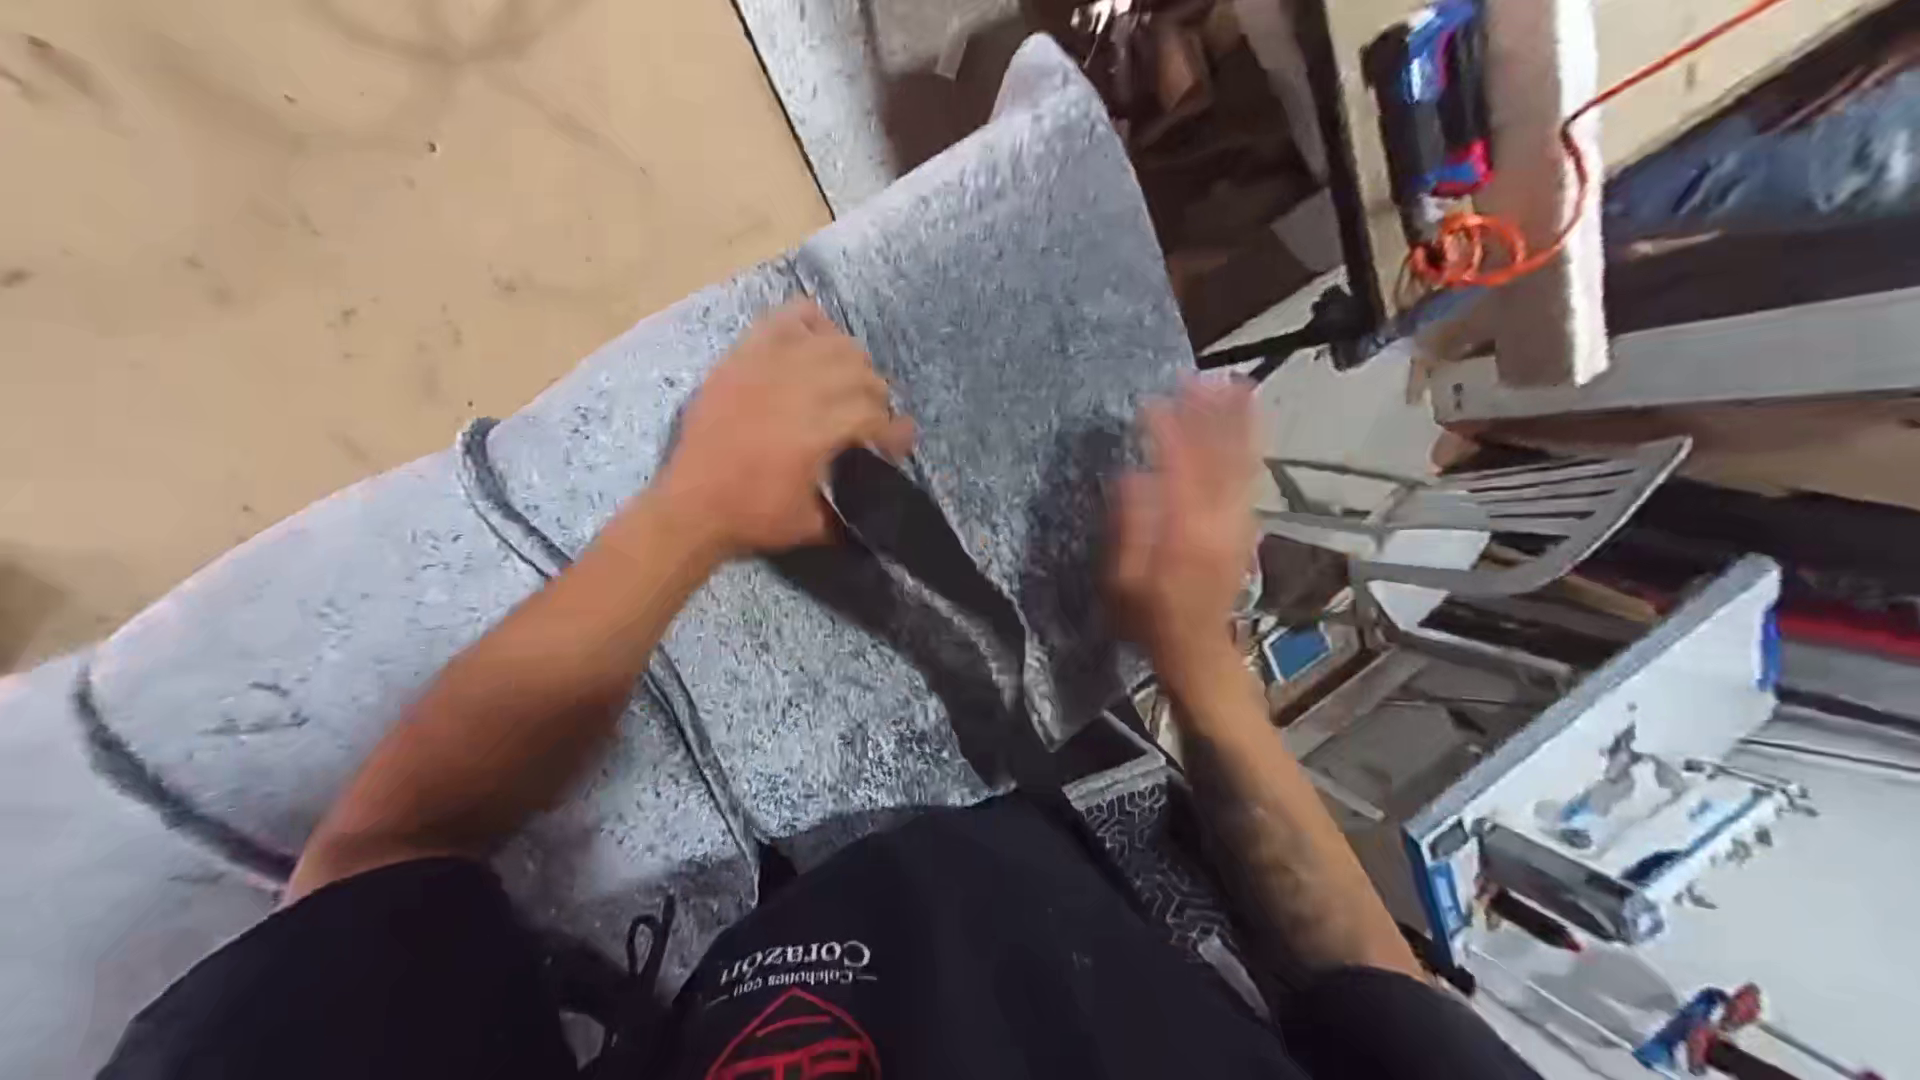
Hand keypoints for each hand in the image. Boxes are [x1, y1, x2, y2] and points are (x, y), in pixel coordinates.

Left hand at [651, 299, 914, 558]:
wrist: (690, 505)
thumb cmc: (753, 517)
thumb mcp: (813, 524)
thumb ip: (853, 508)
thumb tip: (883, 493)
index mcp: (817, 432)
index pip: (875, 415)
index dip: (896, 432)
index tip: (897, 446)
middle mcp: (797, 390)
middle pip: (861, 373)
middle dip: (877, 399)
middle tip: (871, 421)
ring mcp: (768, 367)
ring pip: (833, 343)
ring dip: (853, 364)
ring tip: (848, 385)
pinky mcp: (744, 357)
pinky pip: (788, 318)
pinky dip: (813, 325)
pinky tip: (818, 345)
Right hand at [1109, 377, 1257, 682]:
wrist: (1199, 650)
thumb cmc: (1149, 618)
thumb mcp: (1122, 579)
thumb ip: (1129, 525)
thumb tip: (1131, 474)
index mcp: (1184, 530)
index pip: (1178, 466)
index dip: (1168, 430)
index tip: (1154, 401)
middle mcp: (1219, 519)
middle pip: (1220, 456)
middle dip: (1212, 415)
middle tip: (1204, 377)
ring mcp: (1238, 523)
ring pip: (1243, 463)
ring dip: (1239, 423)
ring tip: (1237, 385)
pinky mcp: (1245, 527)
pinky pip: (1250, 478)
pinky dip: (1250, 447)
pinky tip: (1247, 427)